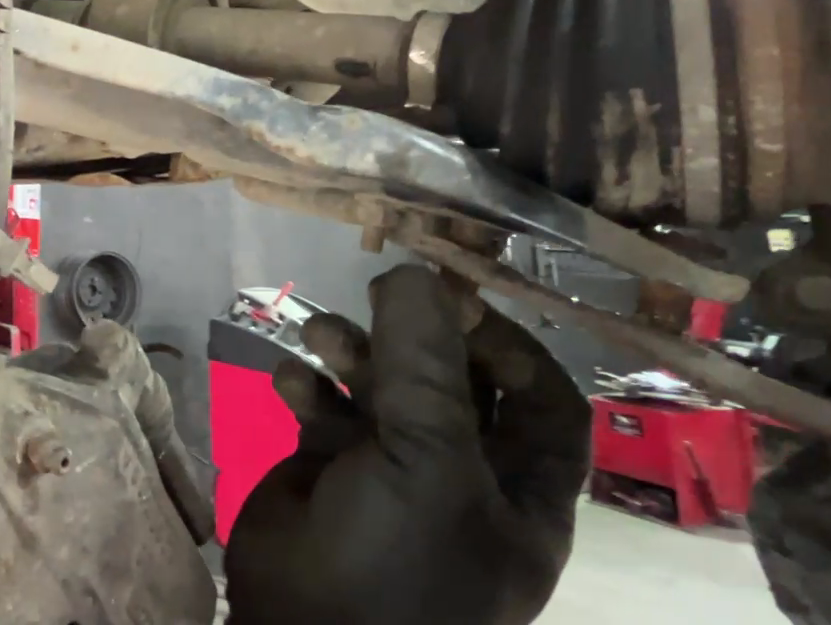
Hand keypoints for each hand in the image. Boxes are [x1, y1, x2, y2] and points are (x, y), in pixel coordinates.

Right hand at [224, 264, 590, 624]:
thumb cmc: (397, 557)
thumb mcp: (427, 461)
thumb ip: (423, 365)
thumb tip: (415, 273)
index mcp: (516, 487)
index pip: (540, 400)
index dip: (506, 343)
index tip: (453, 299)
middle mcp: (457, 471)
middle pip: (449, 380)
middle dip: (414, 336)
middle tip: (378, 292)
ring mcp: (387, 467)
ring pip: (379, 385)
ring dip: (351, 351)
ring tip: (320, 334)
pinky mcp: (326, 463)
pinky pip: (323, 407)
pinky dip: (307, 386)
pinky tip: (290, 383)